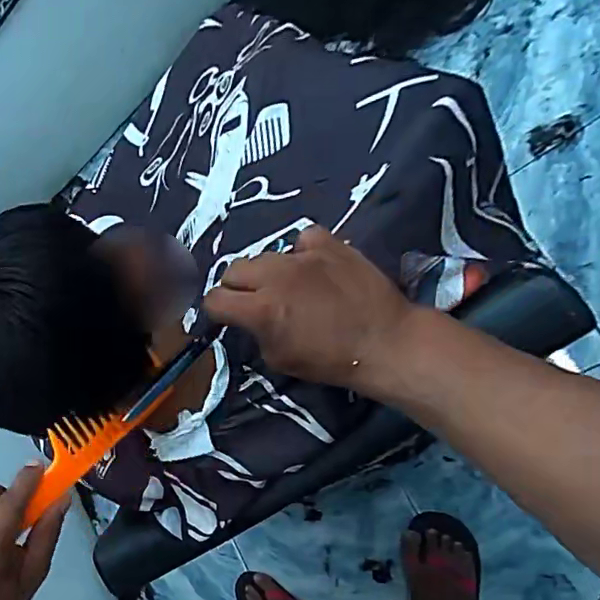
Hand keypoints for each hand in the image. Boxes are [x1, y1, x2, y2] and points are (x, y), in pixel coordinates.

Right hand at [201, 227, 415, 390]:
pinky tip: (311, 267)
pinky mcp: (329, 244)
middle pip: (233, 270)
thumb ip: (256, 334)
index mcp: (260, 310)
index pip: (215, 300)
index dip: (217, 311)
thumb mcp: (279, 359)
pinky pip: (301, 239)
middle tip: (252, 301)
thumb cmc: (330, 361)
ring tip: (285, 286)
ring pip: (264, 254)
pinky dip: (300, 252)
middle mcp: (275, 276)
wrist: (384, 342)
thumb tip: (249, 320)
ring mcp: (303, 255)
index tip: (227, 318)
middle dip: (236, 287)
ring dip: (266, 271)